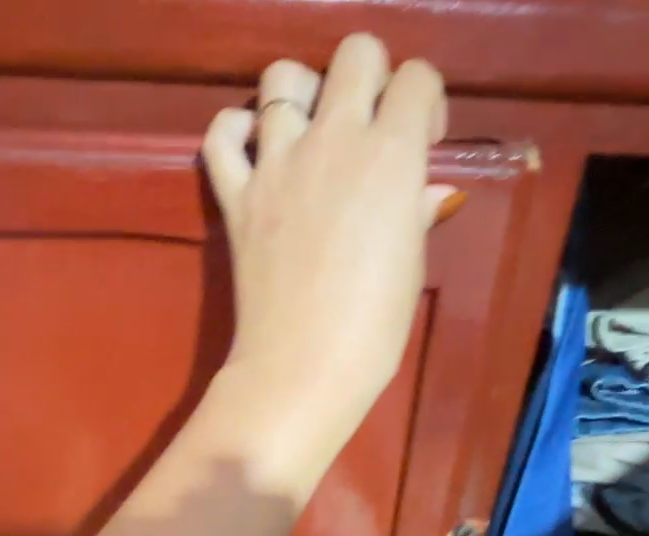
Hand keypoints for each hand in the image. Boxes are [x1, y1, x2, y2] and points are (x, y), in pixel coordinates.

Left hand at [201, 34, 458, 437]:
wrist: (303, 368)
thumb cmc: (373, 329)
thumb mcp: (411, 266)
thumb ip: (415, 213)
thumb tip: (425, 192)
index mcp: (392, 156)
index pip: (417, 79)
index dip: (426, 102)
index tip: (424, 139)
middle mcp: (334, 140)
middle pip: (355, 54)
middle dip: (372, 77)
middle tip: (371, 126)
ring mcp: (277, 163)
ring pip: (282, 78)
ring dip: (303, 95)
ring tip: (311, 133)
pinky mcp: (235, 194)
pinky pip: (222, 134)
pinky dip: (236, 130)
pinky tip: (255, 150)